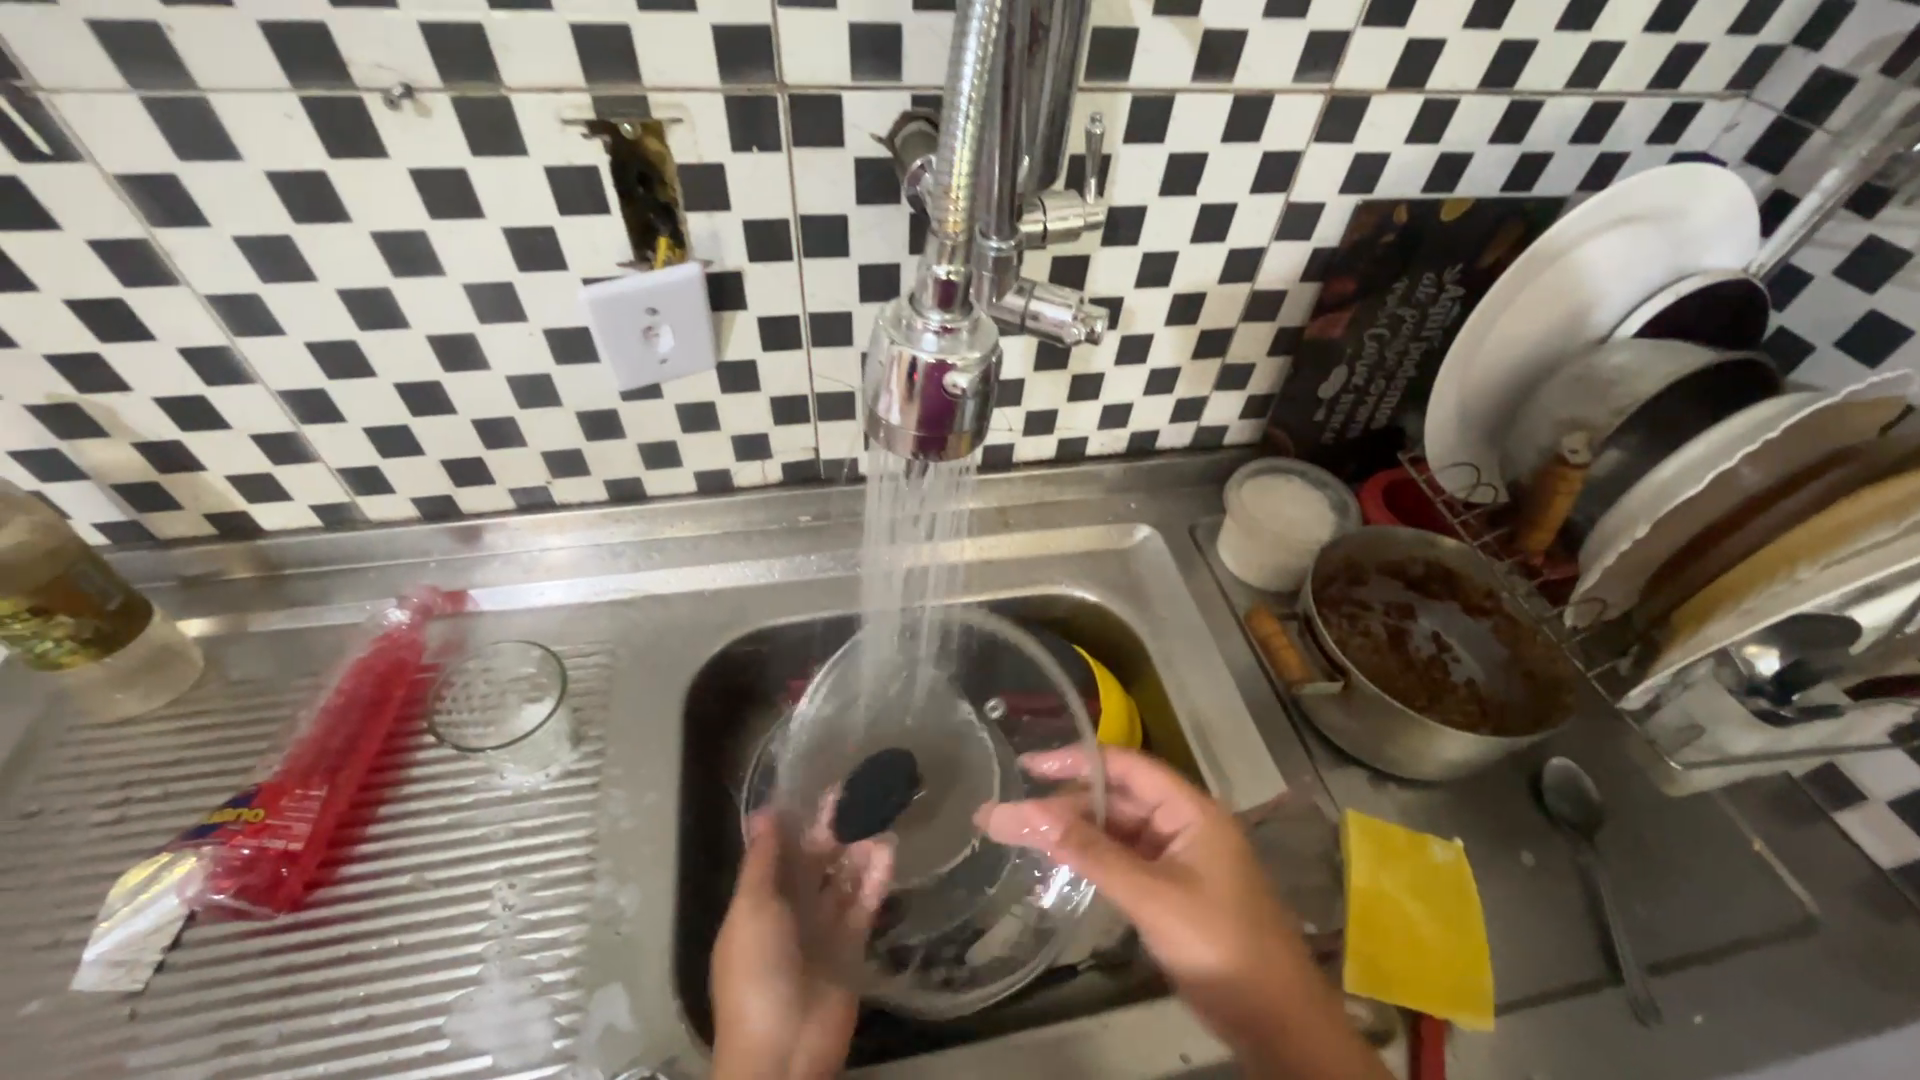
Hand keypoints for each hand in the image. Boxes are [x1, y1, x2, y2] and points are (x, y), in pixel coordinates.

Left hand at [711, 810, 892, 1079]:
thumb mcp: (751, 910)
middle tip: (861, 795)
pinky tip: (890, 854)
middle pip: (814, 865)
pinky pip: (863, 908)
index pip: (779, 853)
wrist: (782, 1050)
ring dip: (859, 854)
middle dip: (834, 832)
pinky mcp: (850, 949)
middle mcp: (789, 913)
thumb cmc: (757, 973)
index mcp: (757, 904)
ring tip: (882, 820)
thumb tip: (763, 811)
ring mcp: (821, 932)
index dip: (798, 822)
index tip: (822, 788)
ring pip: (842, 883)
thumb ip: (763, 862)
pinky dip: (875, 882)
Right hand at [977, 746, 1386, 1078]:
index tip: (1025, 765)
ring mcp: (1179, 859)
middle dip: (1063, 804)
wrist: (1276, 1020)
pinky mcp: (1172, 890)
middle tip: (1006, 815)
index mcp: (1191, 810)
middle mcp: (1184, 824)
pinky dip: (1092, 858)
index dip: (1075, 761)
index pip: (1126, 766)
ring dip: (1073, 832)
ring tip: (1018, 834)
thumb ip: (1091, 852)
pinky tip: (1058, 861)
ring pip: (1117, 832)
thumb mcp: (1151, 896)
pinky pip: (1125, 860)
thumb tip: (1027, 812)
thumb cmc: (1220, 945)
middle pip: (1116, 800)